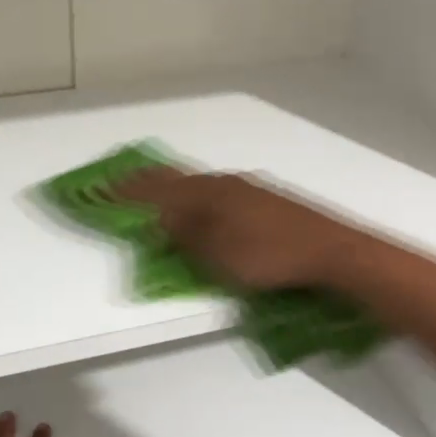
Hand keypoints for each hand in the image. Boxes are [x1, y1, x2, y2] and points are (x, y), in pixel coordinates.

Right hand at [118, 168, 369, 290]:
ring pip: (204, 185)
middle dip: (152, 182)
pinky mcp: (271, 202)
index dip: (131, 192)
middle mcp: (228, 184)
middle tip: (127, 180)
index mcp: (211, 194)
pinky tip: (209, 206)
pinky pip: (223, 193)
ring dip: (179, 188)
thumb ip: (188, 235)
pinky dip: (204, 198)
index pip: (160, 190)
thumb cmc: (272, 256)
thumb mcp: (221, 254)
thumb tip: (161, 220)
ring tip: (162, 191)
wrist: (332, 251)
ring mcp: (252, 190)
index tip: (103, 188)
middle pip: (181, 180)